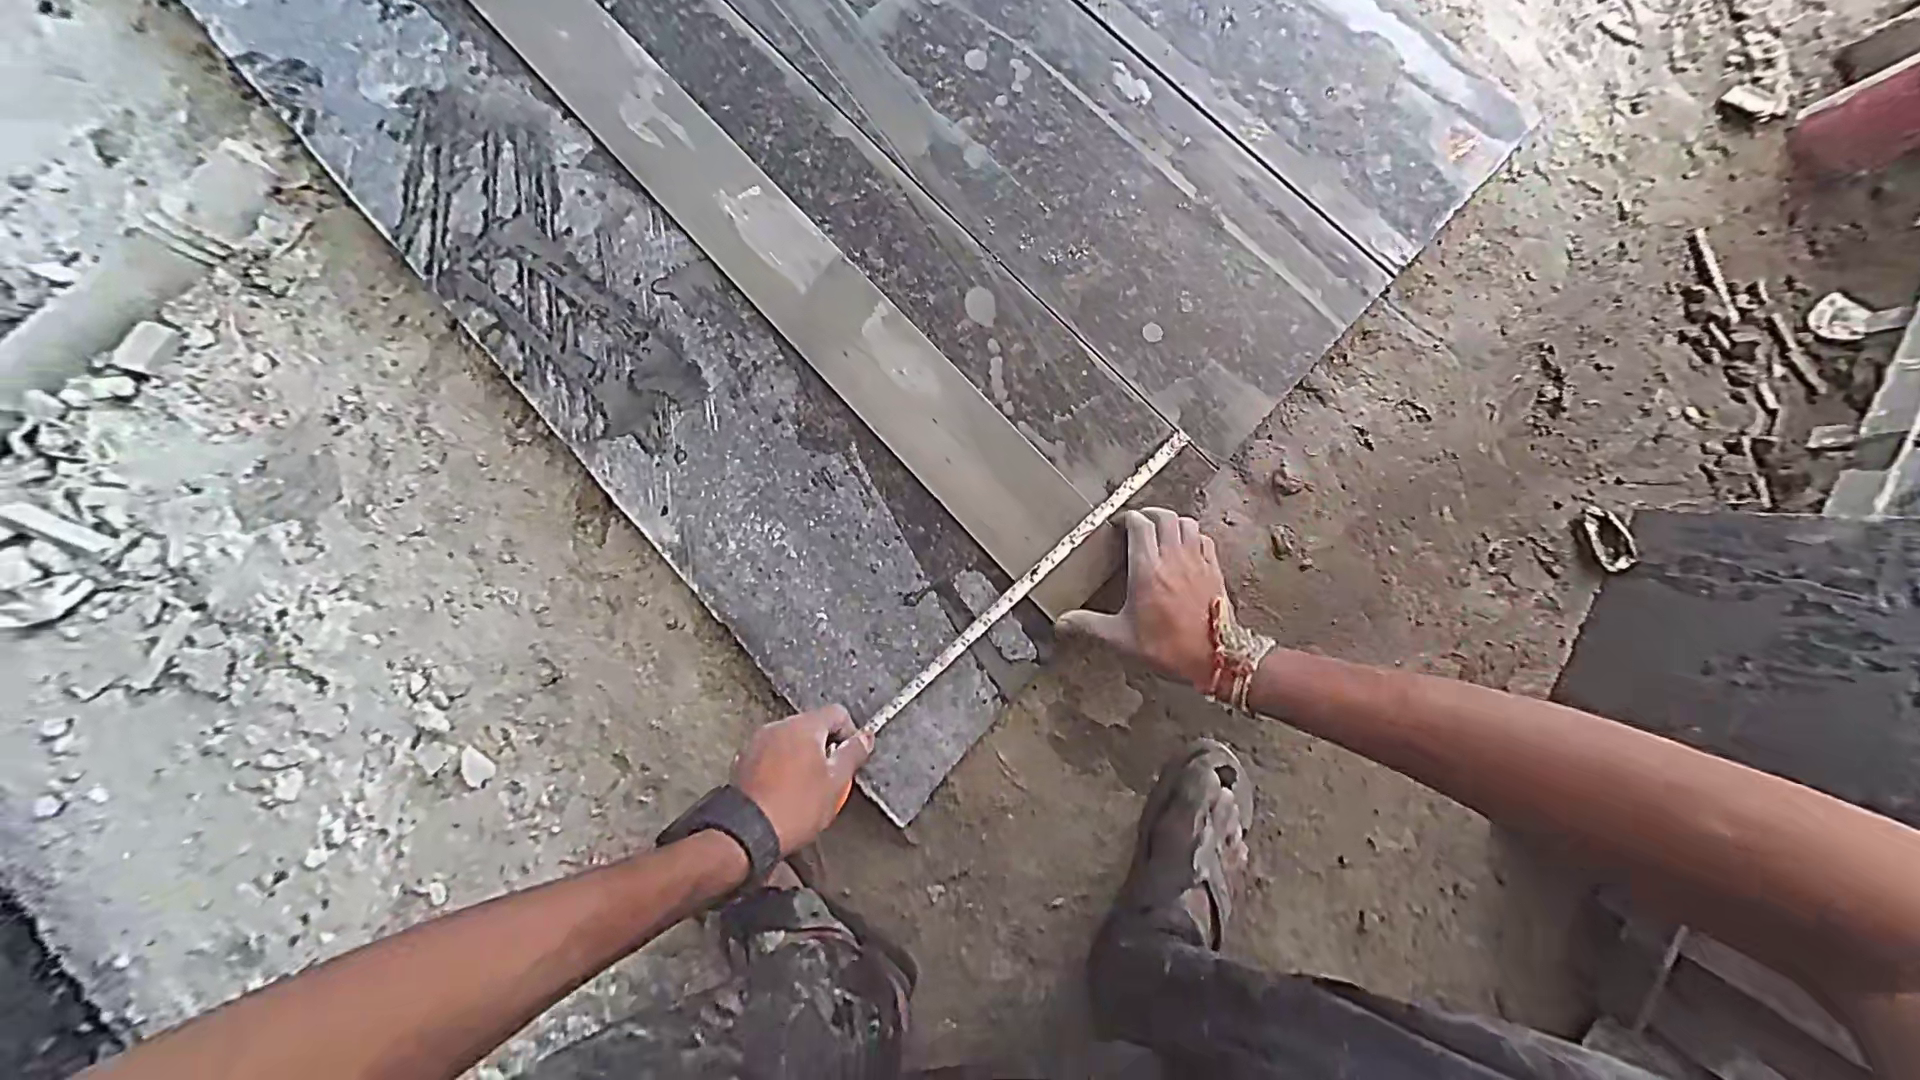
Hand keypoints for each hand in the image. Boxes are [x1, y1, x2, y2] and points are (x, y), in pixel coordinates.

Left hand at [731, 706, 872, 853]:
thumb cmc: (795, 806)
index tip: (850, 759)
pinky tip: (783, 793)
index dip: (850, 734)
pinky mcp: (743, 761)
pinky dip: (781, 767)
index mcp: (804, 725)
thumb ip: (853, 753)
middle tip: (830, 779)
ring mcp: (757, 742)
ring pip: (790, 741)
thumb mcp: (836, 782)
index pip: (837, 713)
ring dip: (802, 757)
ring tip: (805, 789)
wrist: (745, 834)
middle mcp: (778, 726)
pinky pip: (771, 755)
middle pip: (813, 726)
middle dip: (825, 747)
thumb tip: (866, 736)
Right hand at [1057, 508, 1224, 689]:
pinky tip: (1185, 548)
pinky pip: (1204, 540)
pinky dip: (1193, 536)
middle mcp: (1173, 559)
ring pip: (1186, 523)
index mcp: (1147, 569)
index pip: (1139, 525)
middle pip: (1164, 516)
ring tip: (1160, 531)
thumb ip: (1088, 625)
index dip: (1126, 519)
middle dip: (1148, 514)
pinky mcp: (1214, 571)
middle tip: (1137, 523)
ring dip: (1172, 522)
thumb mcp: (1121, 638)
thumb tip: (1062, 623)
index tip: (1117, 526)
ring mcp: (1197, 562)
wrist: (1214, 658)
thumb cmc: (1168, 647)